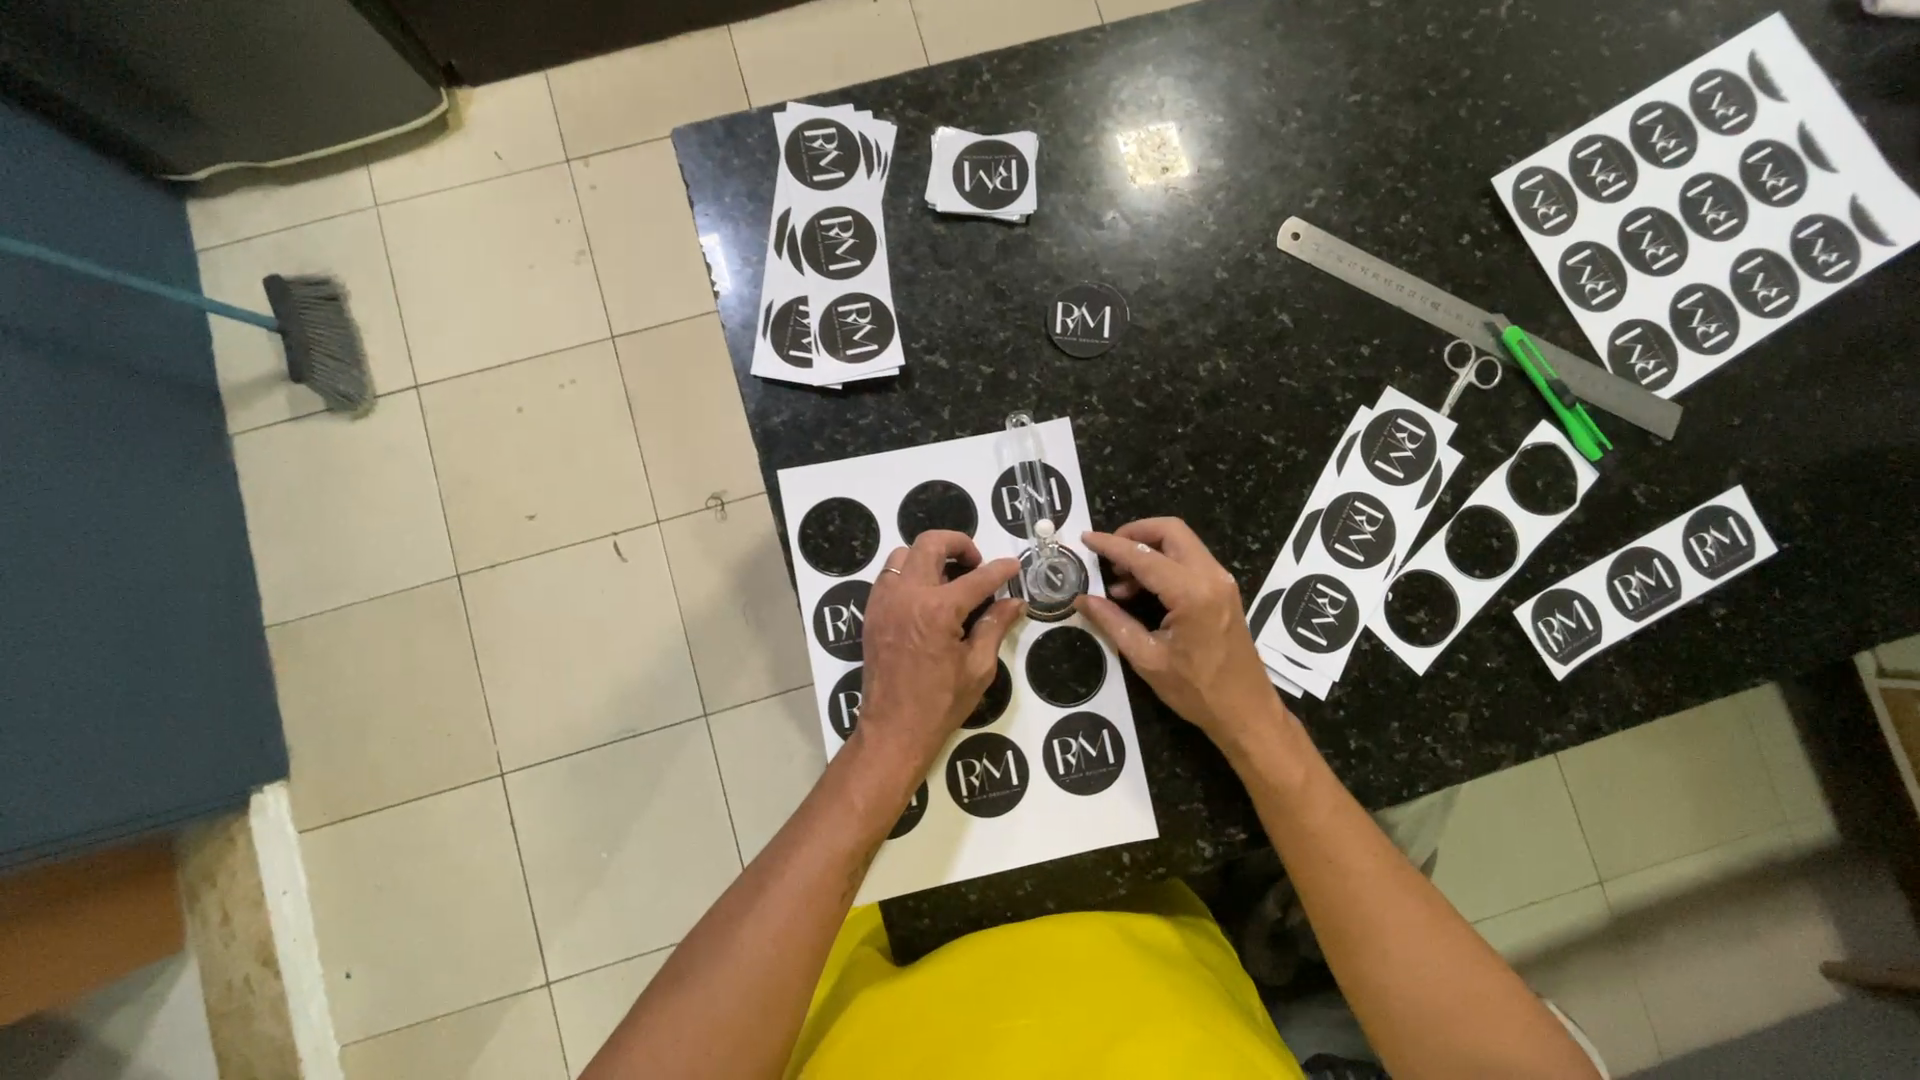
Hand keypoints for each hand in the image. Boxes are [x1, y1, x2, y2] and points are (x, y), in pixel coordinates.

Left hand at [854, 530, 1023, 778]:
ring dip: (929, 557)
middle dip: (959, 545)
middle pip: (931, 543)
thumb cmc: (940, 704)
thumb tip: (1015, 602)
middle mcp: (907, 595)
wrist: (893, 729)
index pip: (977, 577)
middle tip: (975, 565)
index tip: (1013, 567)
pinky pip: (889, 576)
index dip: (1000, 570)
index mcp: (938, 610)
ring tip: (949, 580)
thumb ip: (994, 626)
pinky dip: (909, 574)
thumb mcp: (978, 667)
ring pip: (904, 554)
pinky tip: (926, 597)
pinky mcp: (871, 613)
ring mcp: (884, 601)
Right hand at [1076, 519, 1291, 754]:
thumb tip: (1082, 600)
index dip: (1111, 545)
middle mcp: (1211, 577)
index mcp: (1192, 594)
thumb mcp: (1146, 658)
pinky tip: (1141, 591)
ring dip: (1149, 550)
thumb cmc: (1197, 691)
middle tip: (1106, 552)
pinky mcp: (1224, 591)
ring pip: (1182, 543)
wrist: (1247, 712)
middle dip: (1135, 533)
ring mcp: (1222, 582)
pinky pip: (1190, 561)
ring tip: (1119, 582)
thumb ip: (1112, 622)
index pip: (1143, 556)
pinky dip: (1164, 563)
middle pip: (1171, 531)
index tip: (1086, 538)